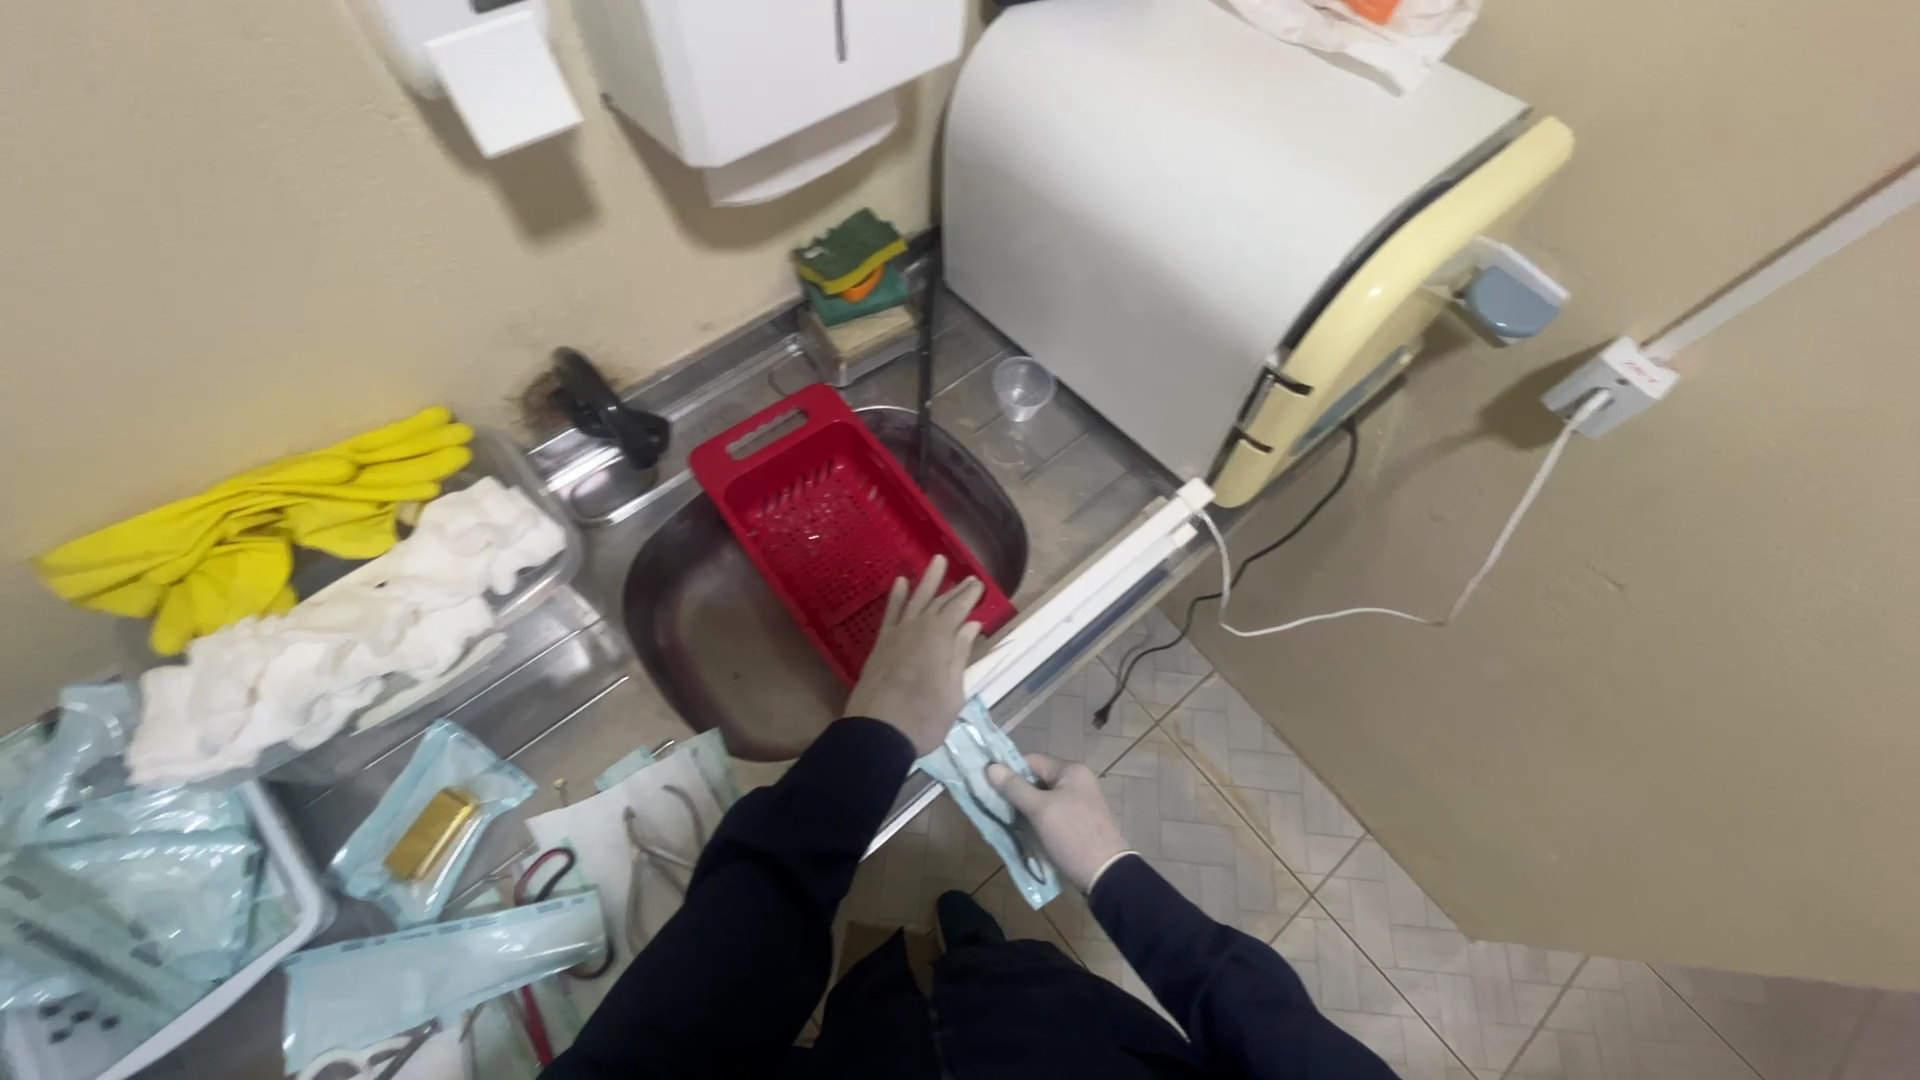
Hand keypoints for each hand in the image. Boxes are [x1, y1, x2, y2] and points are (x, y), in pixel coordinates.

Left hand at [844, 556, 984, 756]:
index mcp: (939, 640)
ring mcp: (896, 635)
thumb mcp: (952, 693)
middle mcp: (917, 629)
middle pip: (938, 603)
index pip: (957, 610)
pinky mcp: (881, 645)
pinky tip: (901, 582)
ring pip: (914, 600)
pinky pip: (890, 614)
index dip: (969, 597)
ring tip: (937, 561)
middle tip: (969, 576)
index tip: (980, 585)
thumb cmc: (923, 719)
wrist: (876, 734)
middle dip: (955, 589)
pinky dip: (896, 597)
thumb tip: (970, 626)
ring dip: (927, 581)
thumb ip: (959, 655)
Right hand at [987, 753, 1131, 893]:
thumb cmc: (1072, 836)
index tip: (992, 789)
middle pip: (1038, 779)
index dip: (1011, 772)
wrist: (1106, 875)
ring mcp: (1081, 802)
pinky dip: (1039, 820)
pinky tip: (1028, 833)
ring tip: (1011, 823)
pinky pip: (1053, 812)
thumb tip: (991, 767)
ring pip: (1044, 798)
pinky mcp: (1080, 821)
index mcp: (1071, 770)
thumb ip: (1015, 788)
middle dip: (1018, 793)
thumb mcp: (1040, 810)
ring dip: (1027, 809)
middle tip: (999, 809)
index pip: (1032, 760)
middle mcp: (1078, 781)